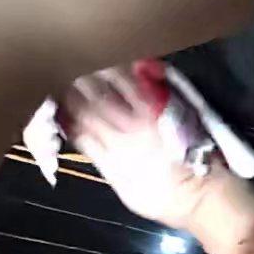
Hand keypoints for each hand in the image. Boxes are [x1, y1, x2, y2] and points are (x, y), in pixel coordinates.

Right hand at [57, 67, 226, 229]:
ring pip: (116, 81)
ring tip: (84, 55)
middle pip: (94, 94)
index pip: (79, 117)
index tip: (50, 88)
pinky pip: (141, 80)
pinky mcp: (167, 104)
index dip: (63, 102)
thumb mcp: (123, 187)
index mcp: (113, 147)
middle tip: (60, 63)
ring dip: (98, 67)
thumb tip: (74, 130)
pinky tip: (116, 58)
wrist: (203, 194)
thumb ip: (98, 156)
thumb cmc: (162, 198)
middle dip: (75, 78)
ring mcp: (149, 111)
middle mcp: (128, 125)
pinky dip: (127, 67)